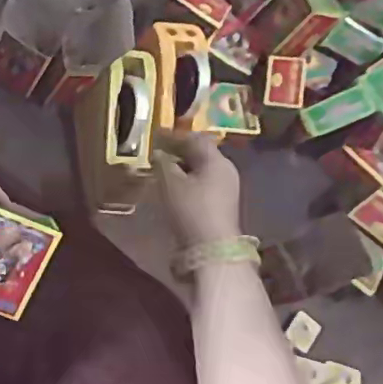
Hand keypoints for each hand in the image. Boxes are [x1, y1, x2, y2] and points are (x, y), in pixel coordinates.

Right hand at [155, 131, 243, 248]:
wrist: (211, 247)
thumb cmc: (190, 209)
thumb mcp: (170, 184)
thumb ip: (162, 164)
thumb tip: (158, 153)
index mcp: (216, 160)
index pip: (195, 139)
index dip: (174, 136)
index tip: (155, 136)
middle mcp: (226, 169)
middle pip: (201, 154)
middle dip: (179, 151)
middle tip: (158, 152)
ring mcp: (227, 188)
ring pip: (202, 169)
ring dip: (183, 167)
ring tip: (163, 171)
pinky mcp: (223, 204)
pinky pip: (204, 183)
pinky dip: (188, 180)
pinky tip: (175, 188)